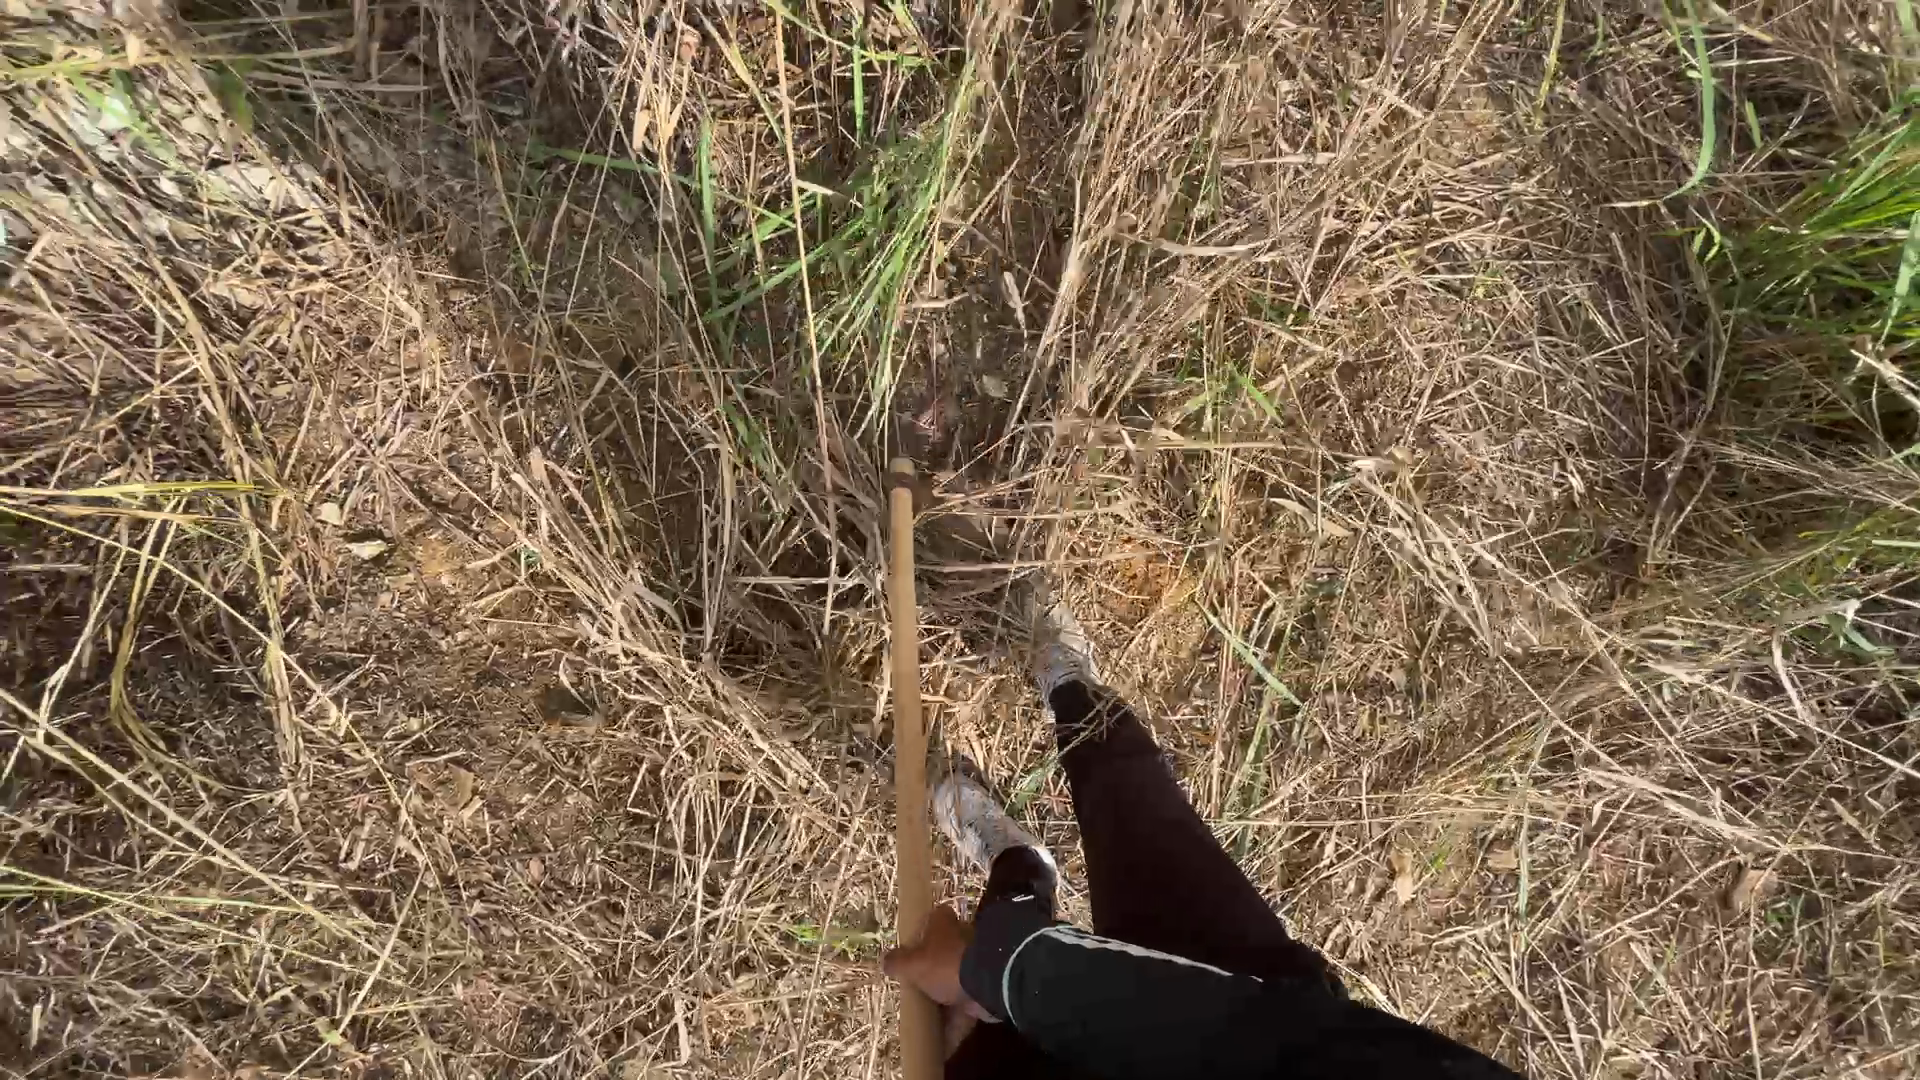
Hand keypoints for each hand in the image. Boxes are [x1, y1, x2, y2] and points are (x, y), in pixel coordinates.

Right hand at [882, 904, 992, 1019]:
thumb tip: (885, 961)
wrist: (987, 980)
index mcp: (942, 923)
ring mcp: (972, 965)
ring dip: (940, 1008)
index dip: (917, 939)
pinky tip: (940, 1049)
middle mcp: (958, 939)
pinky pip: (963, 1011)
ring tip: (922, 1028)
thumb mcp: (913, 963)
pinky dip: (953, 1028)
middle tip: (910, 997)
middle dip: (927, 978)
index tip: (905, 959)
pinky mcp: (981, 989)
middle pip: (938, 958)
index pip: (927, 923)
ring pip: (951, 986)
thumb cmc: (945, 962)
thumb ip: (898, 962)